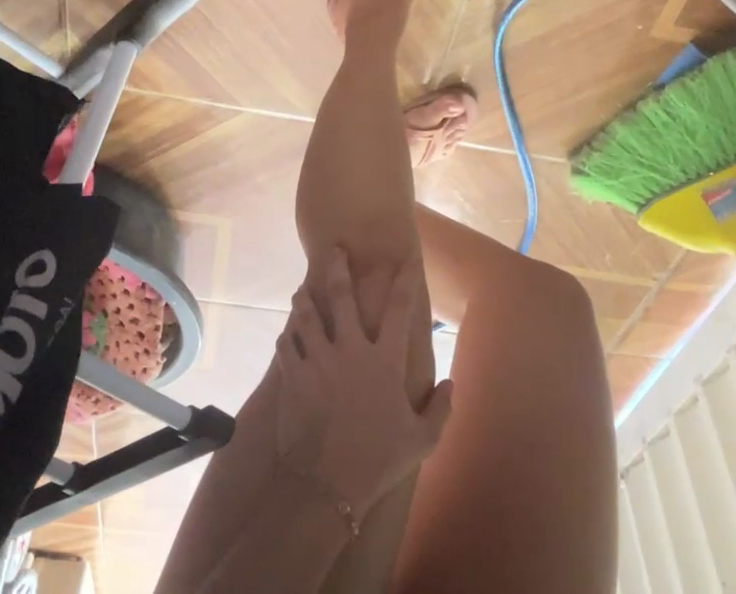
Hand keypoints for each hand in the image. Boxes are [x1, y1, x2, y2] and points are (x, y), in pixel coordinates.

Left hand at [273, 250, 452, 517]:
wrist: (326, 486)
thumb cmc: (378, 461)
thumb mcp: (422, 440)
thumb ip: (440, 408)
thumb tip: (449, 382)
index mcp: (384, 362)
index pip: (400, 310)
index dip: (405, 280)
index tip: (406, 259)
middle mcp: (350, 351)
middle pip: (342, 298)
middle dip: (338, 268)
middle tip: (334, 249)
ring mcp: (318, 361)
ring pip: (307, 316)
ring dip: (305, 298)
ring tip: (302, 288)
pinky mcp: (293, 377)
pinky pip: (286, 345)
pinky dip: (287, 335)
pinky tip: (287, 332)